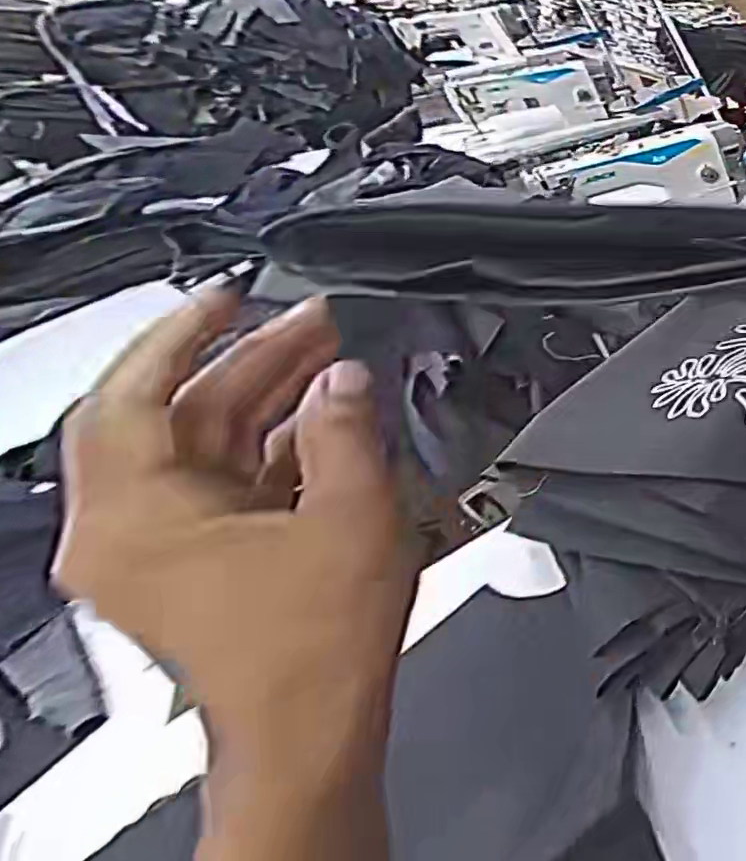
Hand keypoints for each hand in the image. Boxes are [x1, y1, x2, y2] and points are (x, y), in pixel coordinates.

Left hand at [57, 285, 420, 777]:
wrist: (317, 709)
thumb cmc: (318, 633)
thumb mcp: (352, 513)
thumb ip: (343, 434)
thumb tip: (342, 377)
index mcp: (140, 520)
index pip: (132, 400)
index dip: (179, 337)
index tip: (225, 297)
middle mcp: (135, 528)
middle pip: (183, 417)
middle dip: (254, 362)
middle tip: (316, 321)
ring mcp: (173, 542)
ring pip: (214, 443)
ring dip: (274, 397)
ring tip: (332, 357)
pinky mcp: (213, 552)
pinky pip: (239, 475)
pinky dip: (284, 440)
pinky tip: (332, 416)